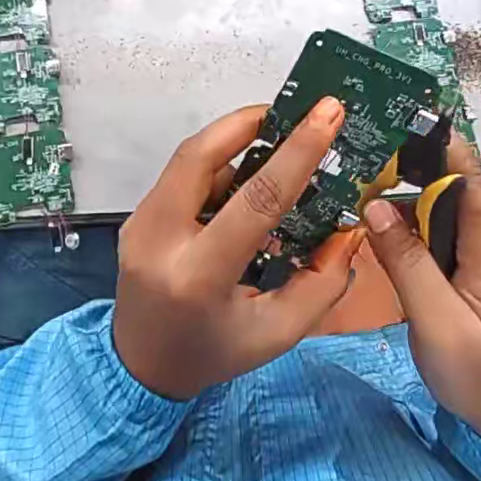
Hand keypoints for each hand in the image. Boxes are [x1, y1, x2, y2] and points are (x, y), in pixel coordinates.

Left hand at [114, 99, 364, 400]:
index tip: (327, 113)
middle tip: (294, 113)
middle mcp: (158, 242)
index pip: (253, 200)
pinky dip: (215, 167)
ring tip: (276, 140)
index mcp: (197, 276)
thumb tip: (344, 228)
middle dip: (248, 122)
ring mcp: (139, 226)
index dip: (295, 152)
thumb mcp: (277, 333)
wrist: (141, 367)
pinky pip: (179, 178)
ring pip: (187, 161)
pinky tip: (244, 177)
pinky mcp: (136, 220)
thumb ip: (321, 282)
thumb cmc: (212, 353)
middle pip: (199, 156)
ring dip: (232, 142)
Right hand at [362, 133, 480, 440]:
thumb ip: (407, 263)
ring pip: (441, 206)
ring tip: (356, 184)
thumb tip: (374, 207)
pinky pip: (440, 230)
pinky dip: (409, 224)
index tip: (388, 123)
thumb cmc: (480, 377)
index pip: (465, 174)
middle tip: (355, 159)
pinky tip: (379, 224)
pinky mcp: (473, 267)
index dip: (430, 145)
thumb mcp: (437, 322)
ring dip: (403, 197)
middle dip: (405, 168)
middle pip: (450, 184)